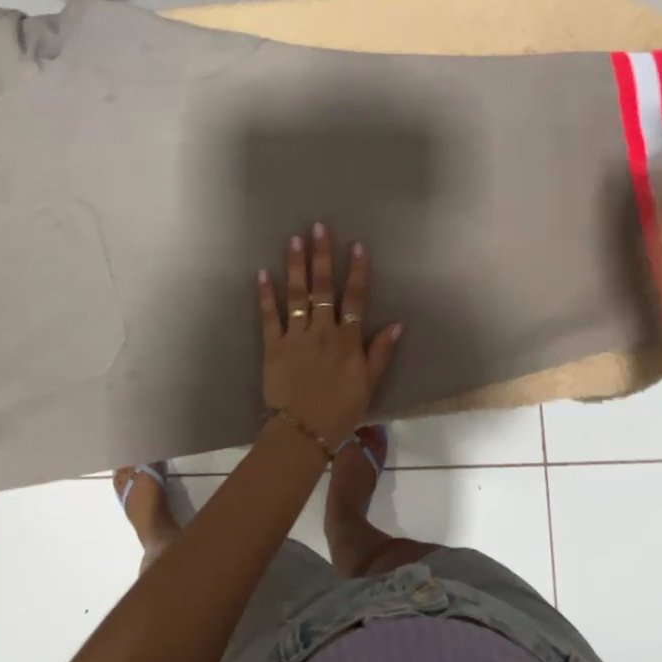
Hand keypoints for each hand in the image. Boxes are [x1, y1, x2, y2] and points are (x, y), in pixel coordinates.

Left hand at [258, 223, 403, 447]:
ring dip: (296, 266)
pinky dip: (266, 295)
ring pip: (296, 295)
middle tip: (317, 228)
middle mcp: (322, 332)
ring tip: (294, 240)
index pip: (355, 298)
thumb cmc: (340, 411)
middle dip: (321, 256)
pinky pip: (269, 317)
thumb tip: (398, 324)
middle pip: (323, 288)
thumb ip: (380, 352)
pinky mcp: (273, 347)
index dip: (357, 271)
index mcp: (347, 341)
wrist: (303, 433)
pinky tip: (263, 272)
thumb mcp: (368, 385)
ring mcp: (296, 338)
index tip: (357, 245)